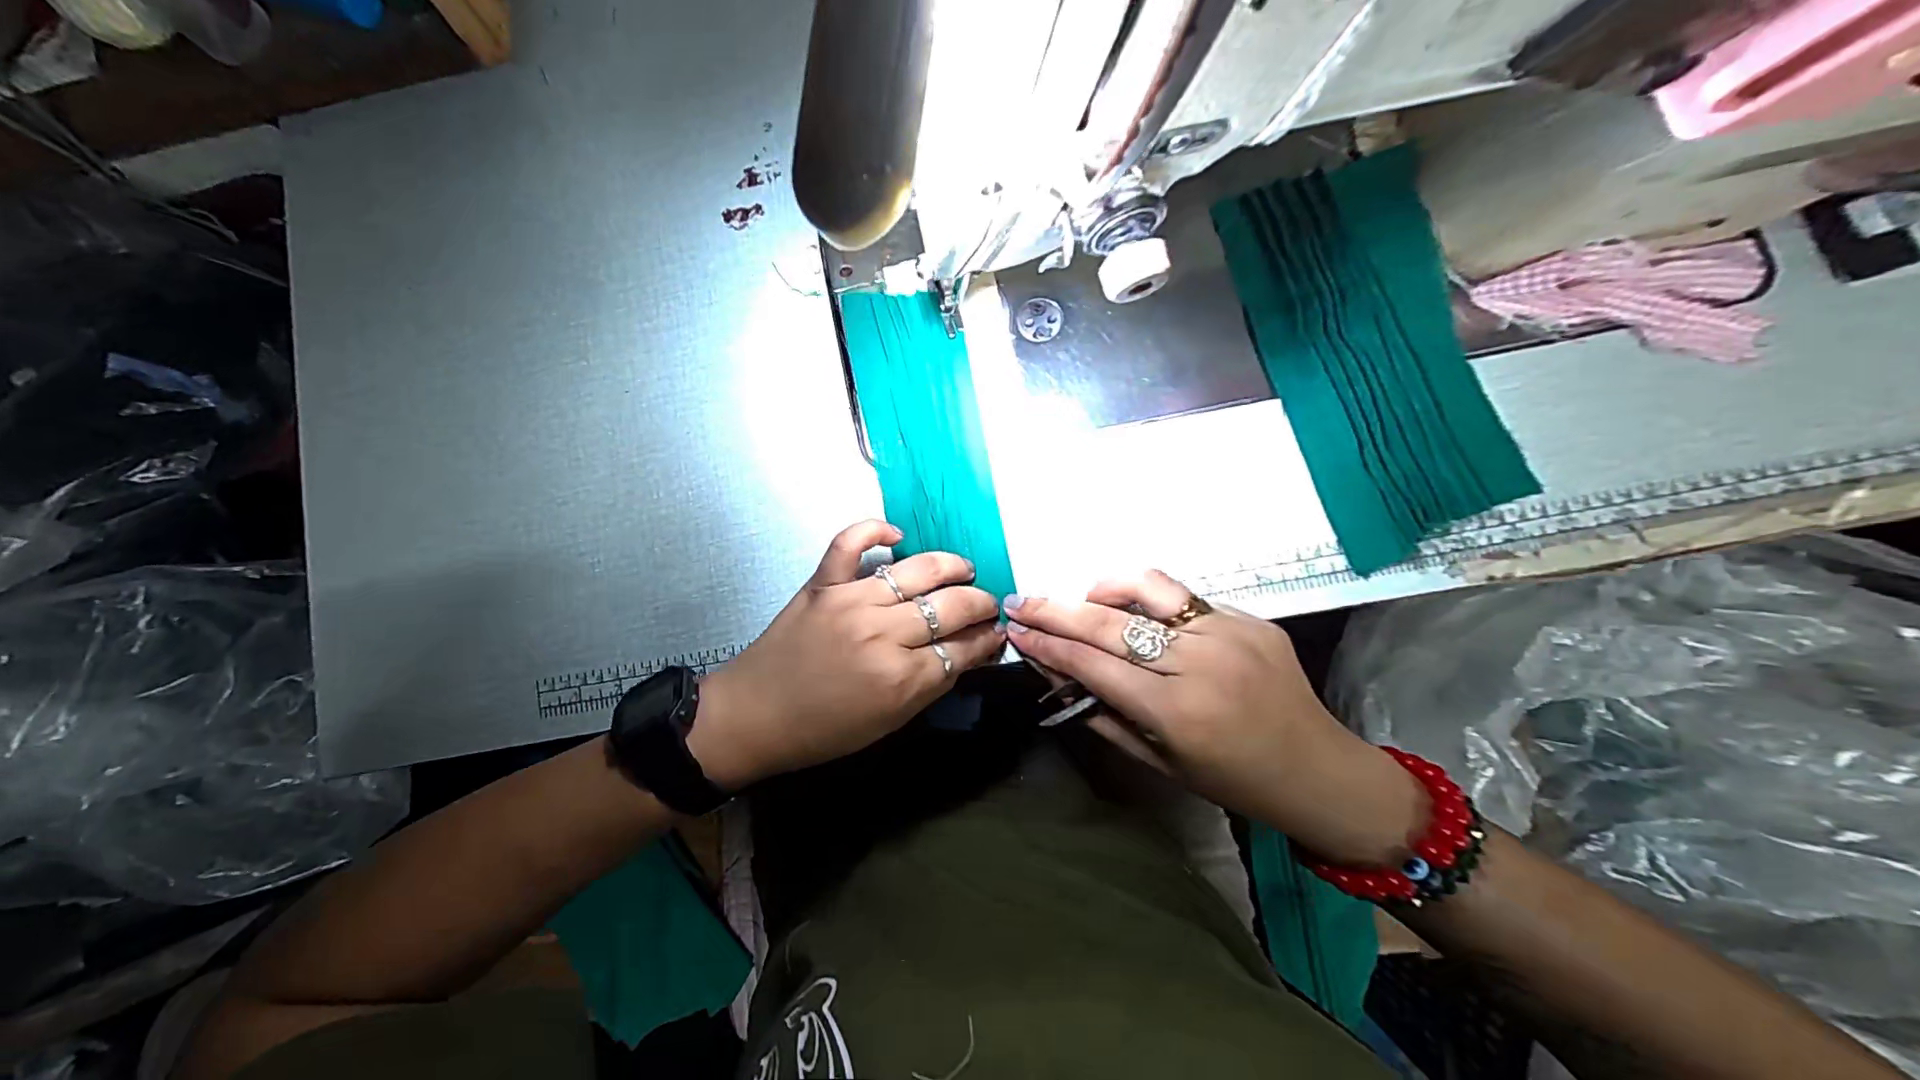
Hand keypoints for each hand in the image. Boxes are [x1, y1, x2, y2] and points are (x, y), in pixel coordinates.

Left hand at [685, 520, 1005, 791]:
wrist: (754, 716)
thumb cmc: (824, 730)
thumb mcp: (889, 721)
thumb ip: (932, 685)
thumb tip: (969, 652)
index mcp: (902, 678)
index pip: (965, 647)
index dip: (989, 638)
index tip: (998, 632)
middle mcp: (884, 633)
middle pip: (954, 605)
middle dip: (983, 603)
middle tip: (988, 604)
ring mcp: (852, 601)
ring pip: (919, 569)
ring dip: (952, 566)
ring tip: (964, 569)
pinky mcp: (822, 583)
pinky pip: (850, 542)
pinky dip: (875, 529)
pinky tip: (896, 535)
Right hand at [1004, 571, 1426, 866]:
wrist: (1317, 768)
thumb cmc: (1232, 779)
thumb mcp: (1160, 762)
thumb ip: (1104, 716)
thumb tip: (1058, 677)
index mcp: (1175, 712)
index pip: (1093, 665)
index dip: (1048, 646)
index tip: (1017, 632)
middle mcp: (1200, 664)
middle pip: (1110, 624)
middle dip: (1056, 611)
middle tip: (1022, 601)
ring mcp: (1229, 633)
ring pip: (1149, 590)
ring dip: (1106, 589)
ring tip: (1086, 599)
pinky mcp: (1250, 619)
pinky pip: (1185, 599)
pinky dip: (1152, 603)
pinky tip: (1141, 615)